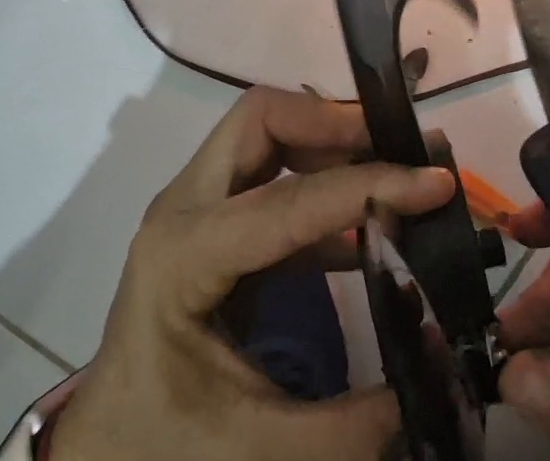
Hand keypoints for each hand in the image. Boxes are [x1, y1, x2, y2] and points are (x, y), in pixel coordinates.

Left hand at [50, 86, 457, 460]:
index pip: (288, 200)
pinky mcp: (214, 224)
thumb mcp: (260, 448)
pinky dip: (324, 187)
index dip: (368, 184)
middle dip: (336, 124)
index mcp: (184, 256)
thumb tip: (444, 366)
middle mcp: (184, 209)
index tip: (436, 180)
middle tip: (403, 150)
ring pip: (267, 134)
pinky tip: (373, 231)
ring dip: (333, 144)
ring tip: (400, 176)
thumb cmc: (165, 442)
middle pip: (262, 121)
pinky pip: (273, 179)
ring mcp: (195, 208)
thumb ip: (358, 421)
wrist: (105, 443)